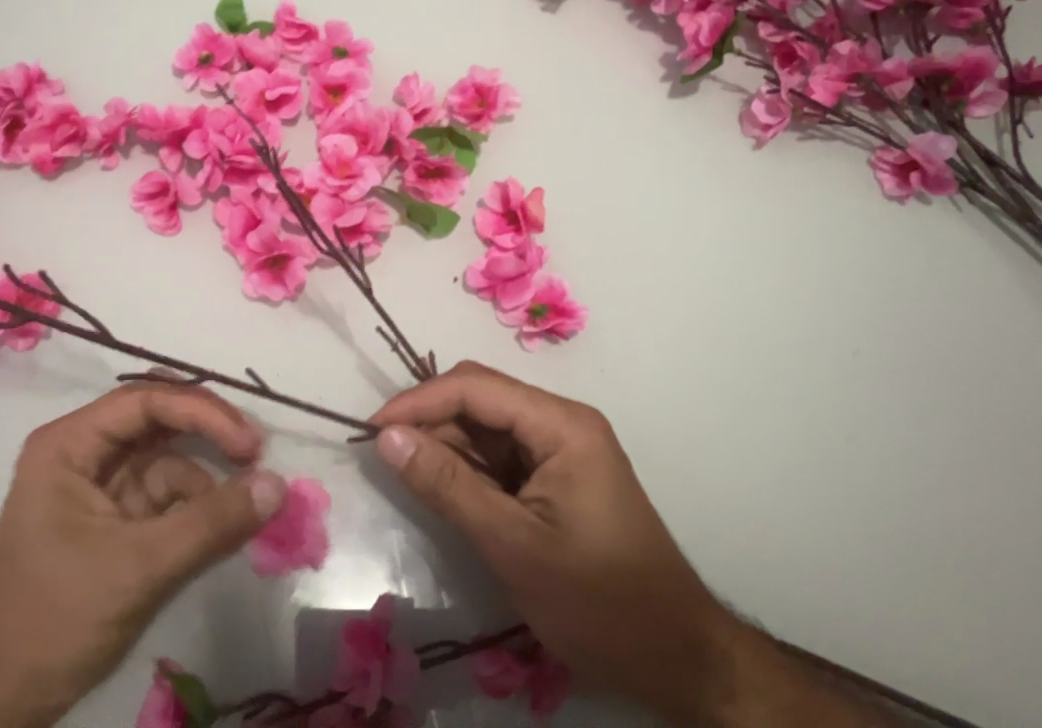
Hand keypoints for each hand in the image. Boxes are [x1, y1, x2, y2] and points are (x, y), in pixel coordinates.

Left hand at [0, 383, 285, 727]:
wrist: (5, 694)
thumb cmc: (55, 615)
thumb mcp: (137, 566)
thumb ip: (210, 523)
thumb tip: (278, 485)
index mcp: (69, 446)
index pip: (143, 402)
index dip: (201, 412)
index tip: (250, 443)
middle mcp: (83, 456)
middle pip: (158, 425)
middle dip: (209, 438)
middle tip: (257, 458)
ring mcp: (101, 491)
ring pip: (168, 464)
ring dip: (208, 482)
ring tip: (249, 506)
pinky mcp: (117, 526)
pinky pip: (168, 501)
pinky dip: (199, 511)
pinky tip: (226, 528)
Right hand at [370, 362, 732, 719]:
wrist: (670, 652)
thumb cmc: (596, 599)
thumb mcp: (512, 543)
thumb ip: (447, 485)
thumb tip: (387, 437)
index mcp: (562, 426)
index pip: (476, 388)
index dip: (418, 402)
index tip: (371, 432)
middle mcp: (562, 424)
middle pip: (480, 399)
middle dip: (430, 420)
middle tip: (385, 457)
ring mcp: (561, 450)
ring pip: (486, 428)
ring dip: (445, 446)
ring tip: (406, 477)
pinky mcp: (556, 477)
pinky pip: (500, 456)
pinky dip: (466, 469)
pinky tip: (443, 491)